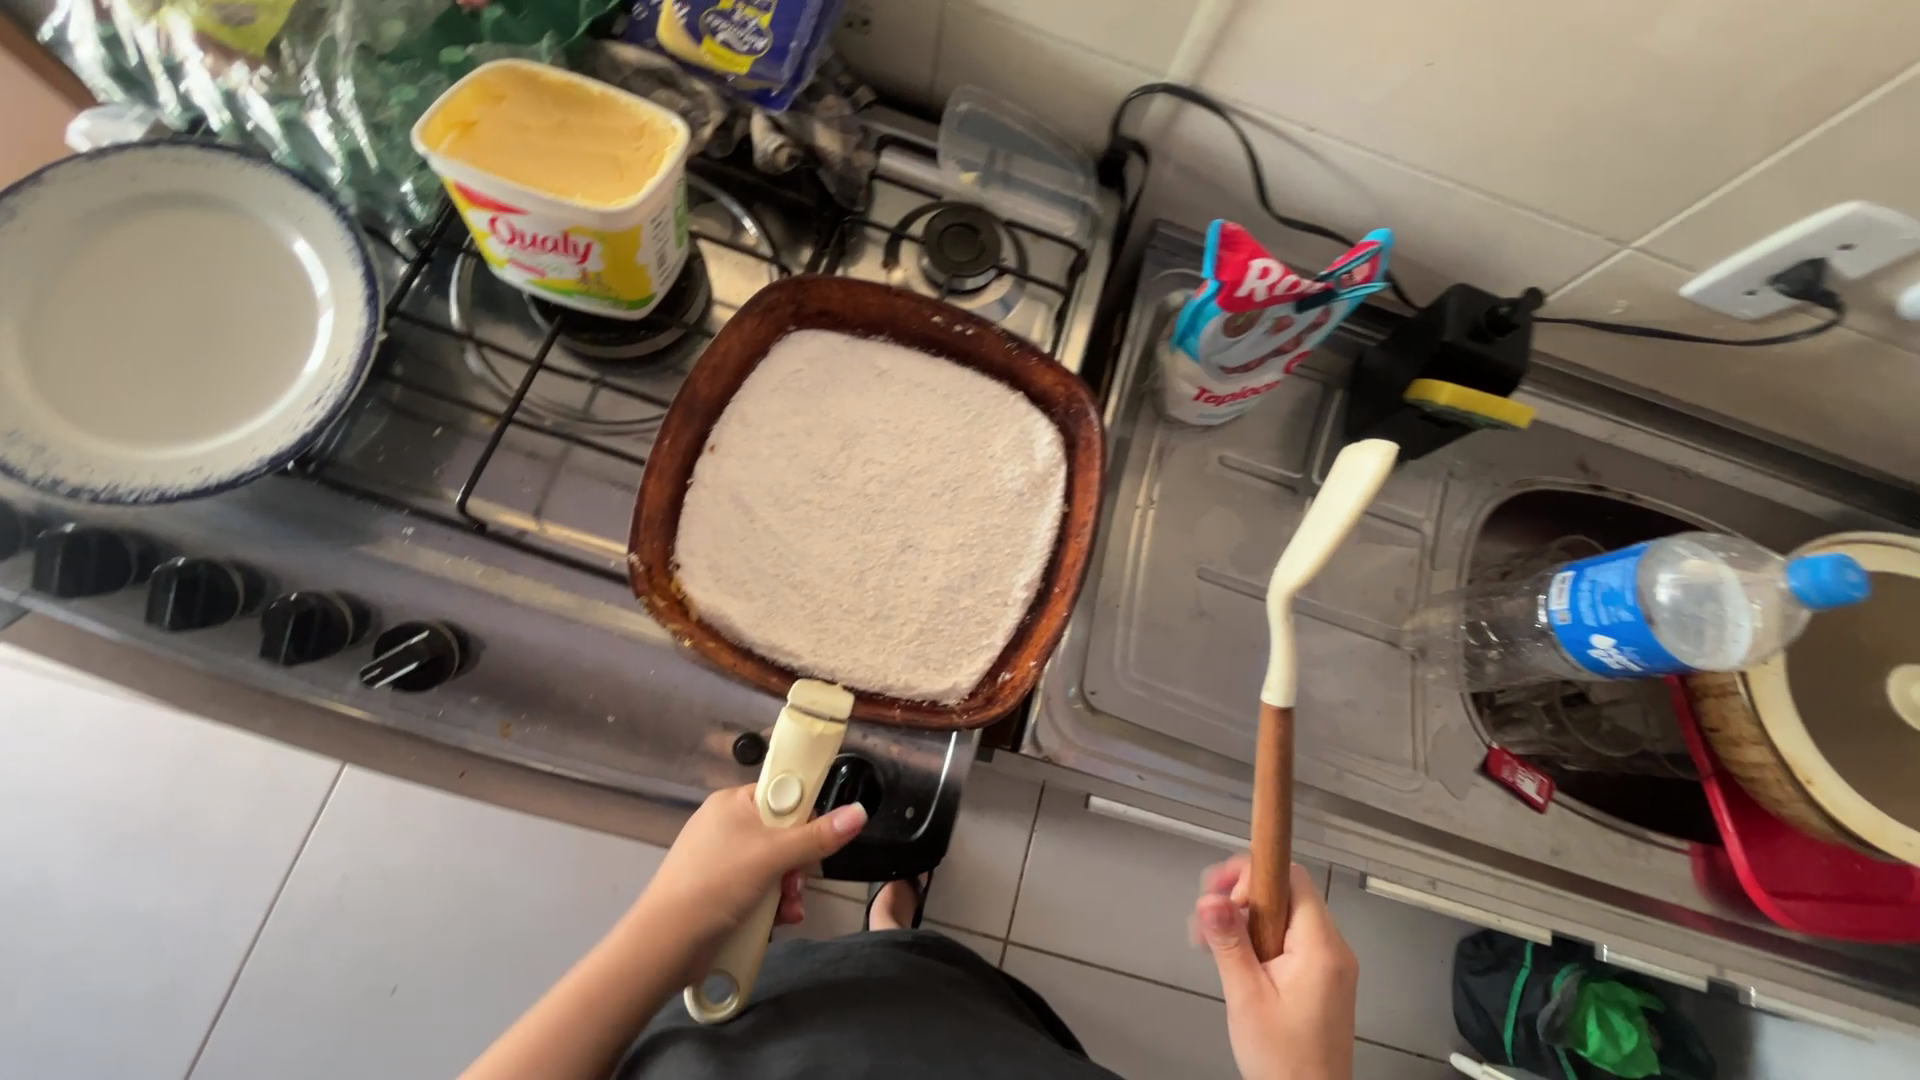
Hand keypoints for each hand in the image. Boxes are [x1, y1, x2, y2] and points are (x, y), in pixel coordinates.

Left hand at [631, 784, 867, 979]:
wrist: (663, 946)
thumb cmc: (716, 884)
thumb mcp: (774, 856)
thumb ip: (819, 836)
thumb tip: (860, 812)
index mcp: (733, 802)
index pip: (783, 793)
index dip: (805, 814)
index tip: (816, 837)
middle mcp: (726, 824)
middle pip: (783, 832)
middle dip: (798, 861)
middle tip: (798, 880)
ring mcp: (720, 858)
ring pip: (774, 863)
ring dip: (789, 887)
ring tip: (790, 907)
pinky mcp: (718, 889)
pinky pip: (758, 886)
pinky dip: (772, 902)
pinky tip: (781, 919)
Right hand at [1193, 857, 1357, 1079]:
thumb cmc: (1283, 1061)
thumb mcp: (1247, 997)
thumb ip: (1229, 942)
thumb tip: (1209, 899)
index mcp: (1321, 949)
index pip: (1292, 878)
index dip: (1253, 875)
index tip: (1223, 892)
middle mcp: (1332, 950)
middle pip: (1286, 892)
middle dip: (1242, 895)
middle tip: (1210, 913)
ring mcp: (1328, 964)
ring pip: (1283, 913)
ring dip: (1245, 917)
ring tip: (1212, 938)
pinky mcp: (1319, 977)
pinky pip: (1287, 937)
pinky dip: (1258, 936)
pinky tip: (1233, 954)